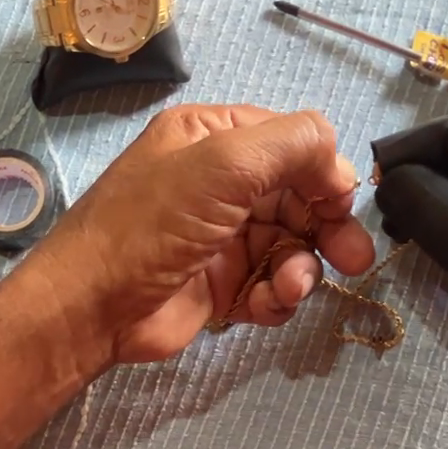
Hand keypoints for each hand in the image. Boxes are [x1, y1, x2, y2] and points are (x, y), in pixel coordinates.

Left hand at [23, 104, 375, 365]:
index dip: (323, 173)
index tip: (344, 202)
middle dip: (328, 228)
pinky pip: (269, 287)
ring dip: (301, 269)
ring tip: (291, 287)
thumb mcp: (222, 164)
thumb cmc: (151, 225)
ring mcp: (219, 239)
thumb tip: (340, 167)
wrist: (92, 308)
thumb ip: (292, 145)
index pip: (289, 145)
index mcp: (212, 140)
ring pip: (290, 248)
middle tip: (355, 259)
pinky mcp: (219, 287)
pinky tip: (266, 305)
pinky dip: (276, 298)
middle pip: (298, 199)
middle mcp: (218, 186)